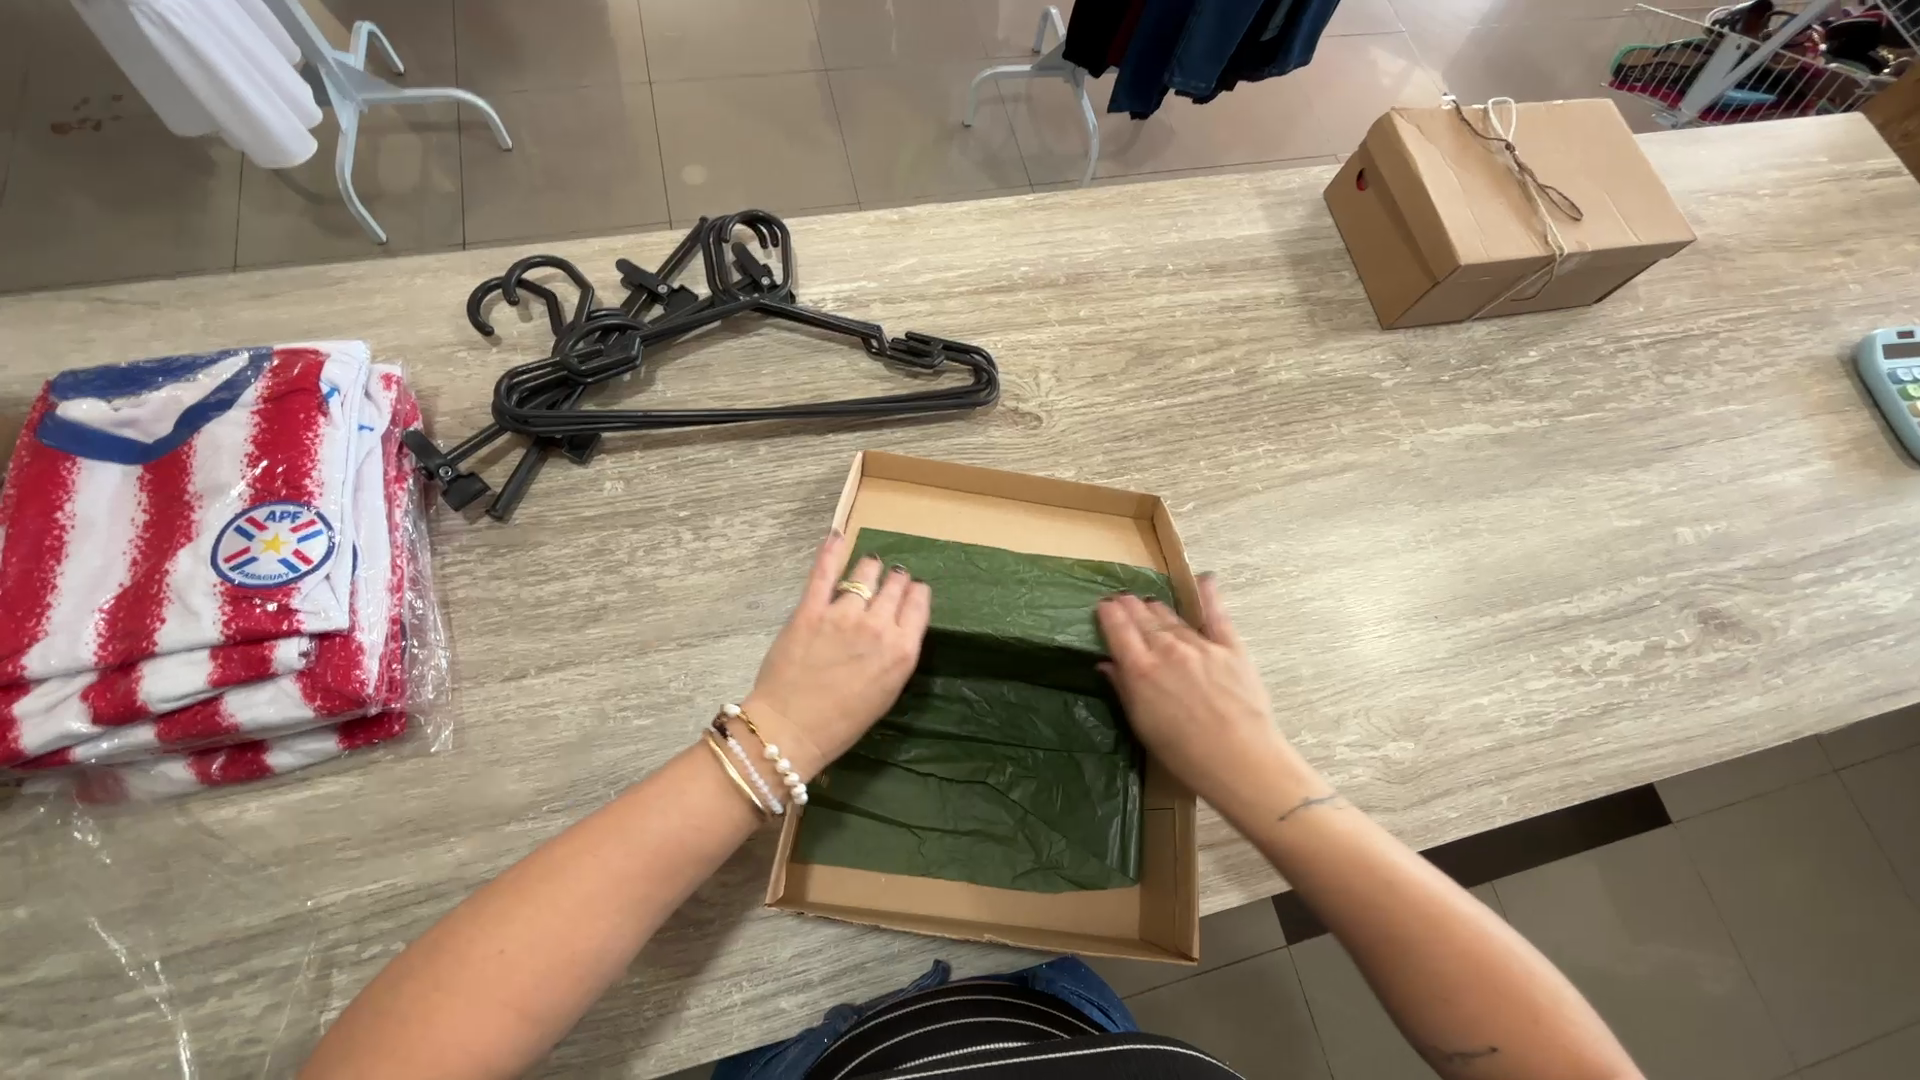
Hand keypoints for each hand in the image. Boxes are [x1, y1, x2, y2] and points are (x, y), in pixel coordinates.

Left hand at [743, 532, 930, 780]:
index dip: (915, 592)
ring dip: (869, 568)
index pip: (919, 602)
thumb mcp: (888, 690)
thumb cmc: (844, 721)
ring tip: (868, 565)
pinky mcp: (811, 610)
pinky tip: (837, 536)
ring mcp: (844, 614)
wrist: (792, 729)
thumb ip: (896, 653)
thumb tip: (896, 626)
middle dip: (895, 579)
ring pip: (865, 573)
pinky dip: (831, 550)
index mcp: (903, 650)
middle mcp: (879, 626)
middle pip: (895, 584)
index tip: (910, 592)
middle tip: (889, 580)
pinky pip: (825, 571)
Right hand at [1096, 577, 1297, 815]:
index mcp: (1140, 669)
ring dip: (1156, 608)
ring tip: (1147, 604)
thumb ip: (1123, 688)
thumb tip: (1107, 663)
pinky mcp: (1230, 647)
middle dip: (1129, 606)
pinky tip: (1204, 580)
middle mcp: (1167, 649)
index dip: (1108, 613)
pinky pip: (1216, 614)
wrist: (1240, 760)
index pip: (1117, 627)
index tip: (1103, 606)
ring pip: (1171, 616)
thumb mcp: (1142, 725)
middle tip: (1122, 601)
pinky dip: (1209, 595)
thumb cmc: (1184, 753)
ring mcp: (1200, 645)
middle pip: (1142, 616)